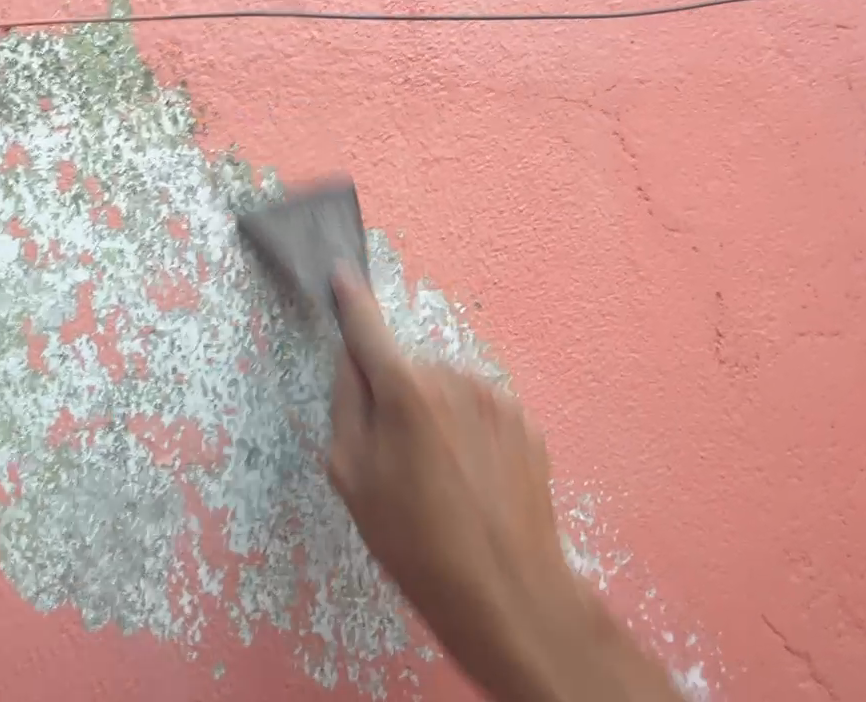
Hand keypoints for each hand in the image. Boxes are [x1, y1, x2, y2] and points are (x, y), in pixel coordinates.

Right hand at [327, 266, 678, 701]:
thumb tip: (354, 361)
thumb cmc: (412, 538)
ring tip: (438, 472)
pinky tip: (471, 476)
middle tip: (395, 452)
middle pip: (405, 366)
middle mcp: (454, 378)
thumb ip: (346, 404)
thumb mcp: (351, 475)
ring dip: (432, 410)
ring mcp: (496, 399)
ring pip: (443, 387)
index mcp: (405, 390)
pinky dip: (465, 428)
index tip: (340, 271)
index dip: (350, 298)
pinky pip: (478, 409)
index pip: (367, 327)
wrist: (507, 593)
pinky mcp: (526, 422)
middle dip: (393, 391)